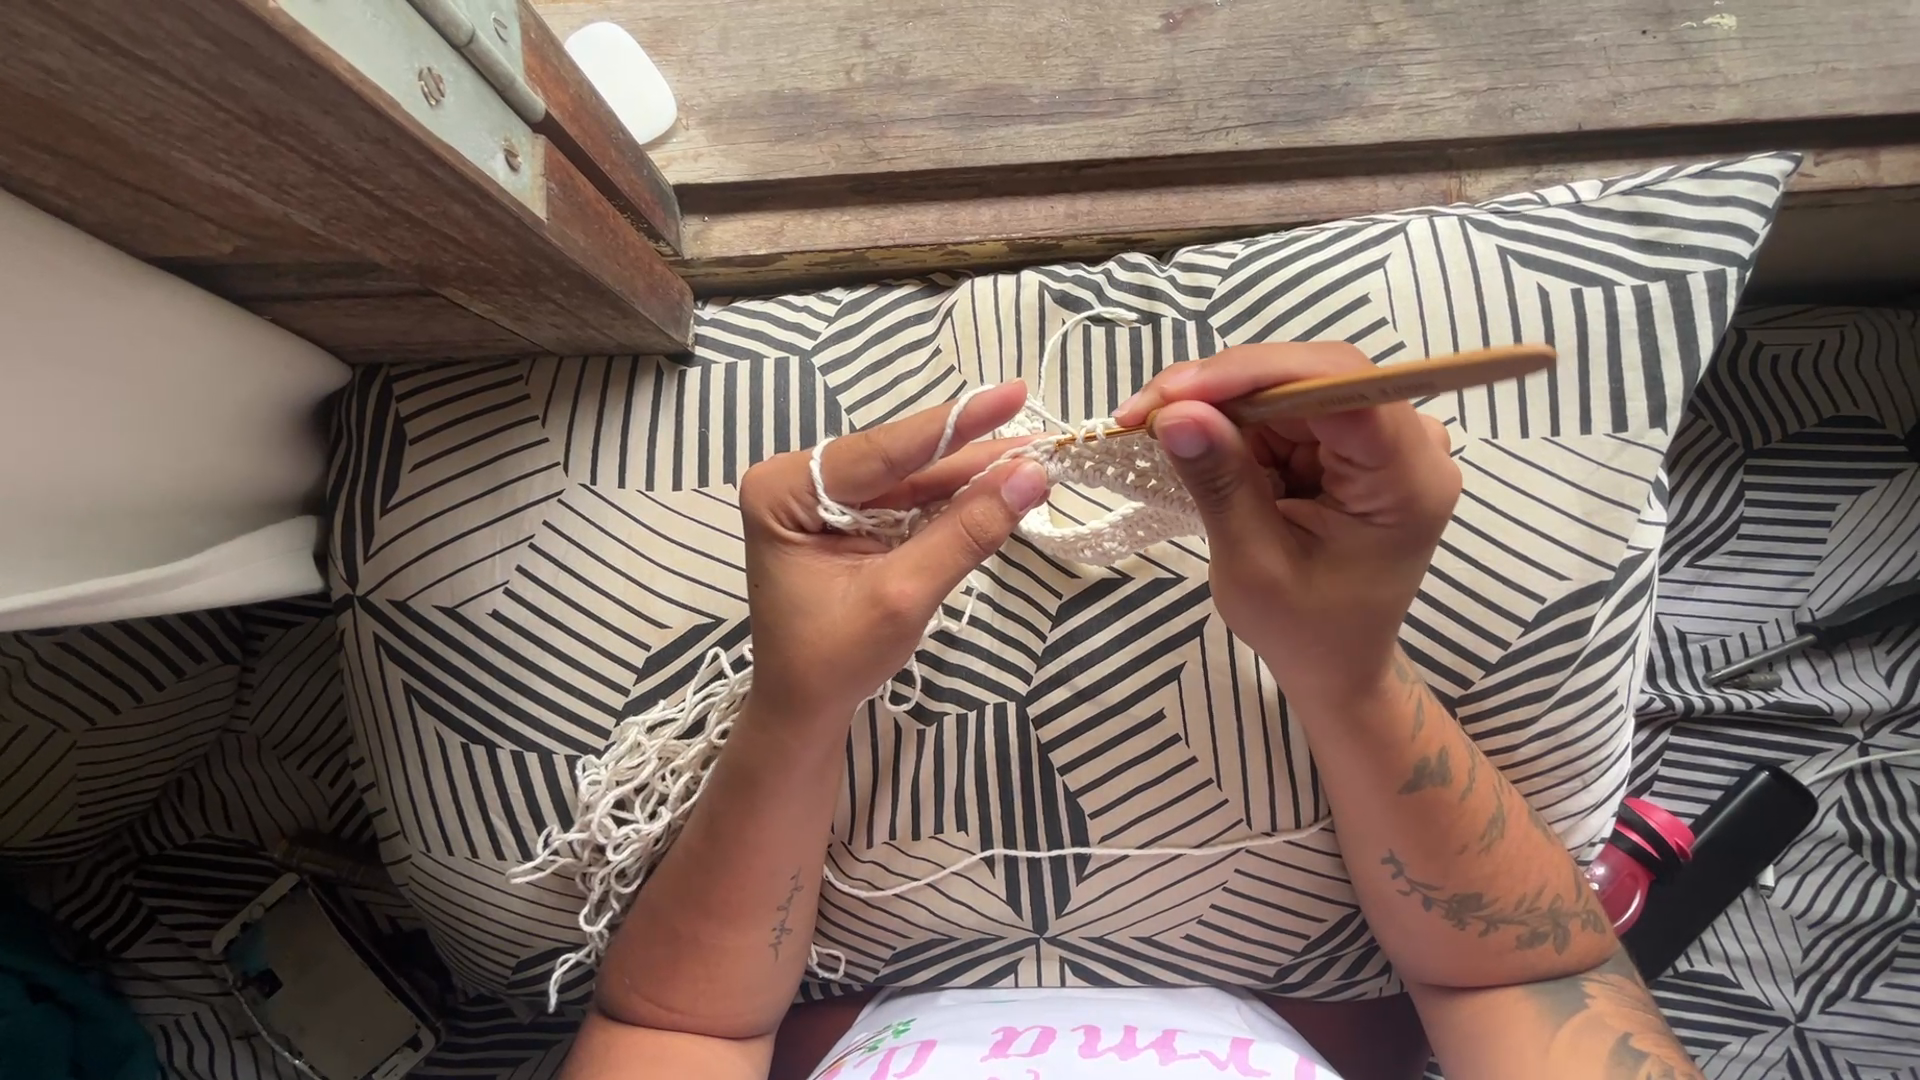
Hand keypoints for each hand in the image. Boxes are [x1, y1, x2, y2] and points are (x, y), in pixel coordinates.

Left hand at [738, 381, 1048, 719]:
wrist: (805, 708)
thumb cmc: (835, 660)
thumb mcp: (903, 594)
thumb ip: (965, 533)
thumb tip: (1031, 477)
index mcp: (784, 490)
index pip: (883, 451)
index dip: (955, 425)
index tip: (1012, 393)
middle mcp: (798, 483)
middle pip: (899, 461)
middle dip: (968, 452)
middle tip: (1033, 429)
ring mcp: (822, 501)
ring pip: (908, 480)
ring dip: (967, 476)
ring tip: (1029, 459)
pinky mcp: (846, 522)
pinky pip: (905, 503)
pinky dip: (951, 502)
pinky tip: (995, 486)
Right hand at [1113, 344, 1460, 700]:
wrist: (1333, 661)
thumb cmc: (1304, 629)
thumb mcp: (1253, 563)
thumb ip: (1219, 483)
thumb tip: (1173, 414)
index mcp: (1406, 478)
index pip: (1340, 386)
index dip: (1253, 375)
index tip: (1173, 396)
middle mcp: (1404, 442)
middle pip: (1306, 377)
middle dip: (1218, 388)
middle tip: (1140, 413)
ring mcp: (1374, 440)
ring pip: (1283, 387)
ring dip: (1212, 404)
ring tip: (1151, 428)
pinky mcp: (1343, 445)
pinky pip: (1278, 412)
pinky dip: (1226, 423)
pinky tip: (1187, 439)